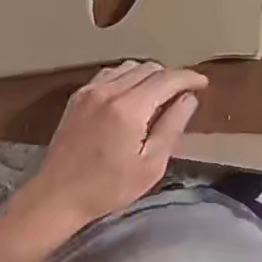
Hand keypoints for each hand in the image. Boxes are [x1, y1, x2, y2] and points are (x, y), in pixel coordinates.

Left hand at [11, 61, 206, 228]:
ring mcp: (90, 91)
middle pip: (149, 68)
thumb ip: (172, 126)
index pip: (167, 79)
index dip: (189, 77)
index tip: (203, 83)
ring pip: (129, 66)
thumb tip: (189, 99)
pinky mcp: (78, 97)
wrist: (58, 195)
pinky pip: (110, 74)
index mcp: (128, 108)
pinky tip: (132, 95)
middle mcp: (108, 91)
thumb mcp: (151, 165)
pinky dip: (127, 77)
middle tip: (183, 94)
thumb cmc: (108, 187)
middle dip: (170, 77)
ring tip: (160, 95)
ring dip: (149, 75)